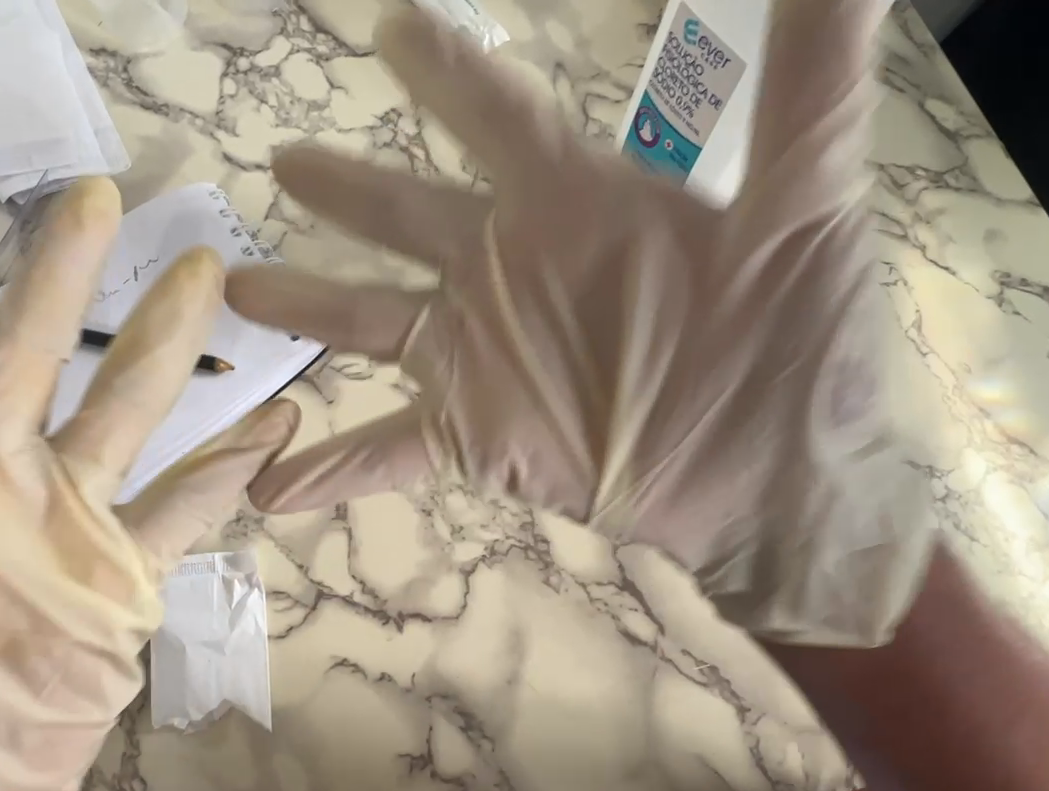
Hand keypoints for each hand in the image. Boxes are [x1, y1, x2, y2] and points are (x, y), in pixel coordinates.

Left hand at [0, 82, 297, 790]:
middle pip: (23, 350)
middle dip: (60, 272)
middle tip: (101, 195)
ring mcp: (62, 520)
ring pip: (121, 411)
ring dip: (163, 343)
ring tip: (210, 271)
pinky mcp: (124, 574)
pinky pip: (186, 511)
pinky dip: (232, 470)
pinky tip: (278, 422)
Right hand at [227, 1, 931, 645]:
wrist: (777, 483)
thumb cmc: (797, 344)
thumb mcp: (810, 196)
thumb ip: (811, 67)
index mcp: (576, 201)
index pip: (497, 114)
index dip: (444, 67)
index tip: (388, 26)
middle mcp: (511, 269)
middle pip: (406, 213)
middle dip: (346, 188)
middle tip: (282, 161)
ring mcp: (484, 357)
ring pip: (372, 321)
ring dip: (308, 308)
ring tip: (237, 290)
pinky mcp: (475, 437)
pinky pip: (387, 452)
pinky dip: (331, 469)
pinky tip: (271, 487)